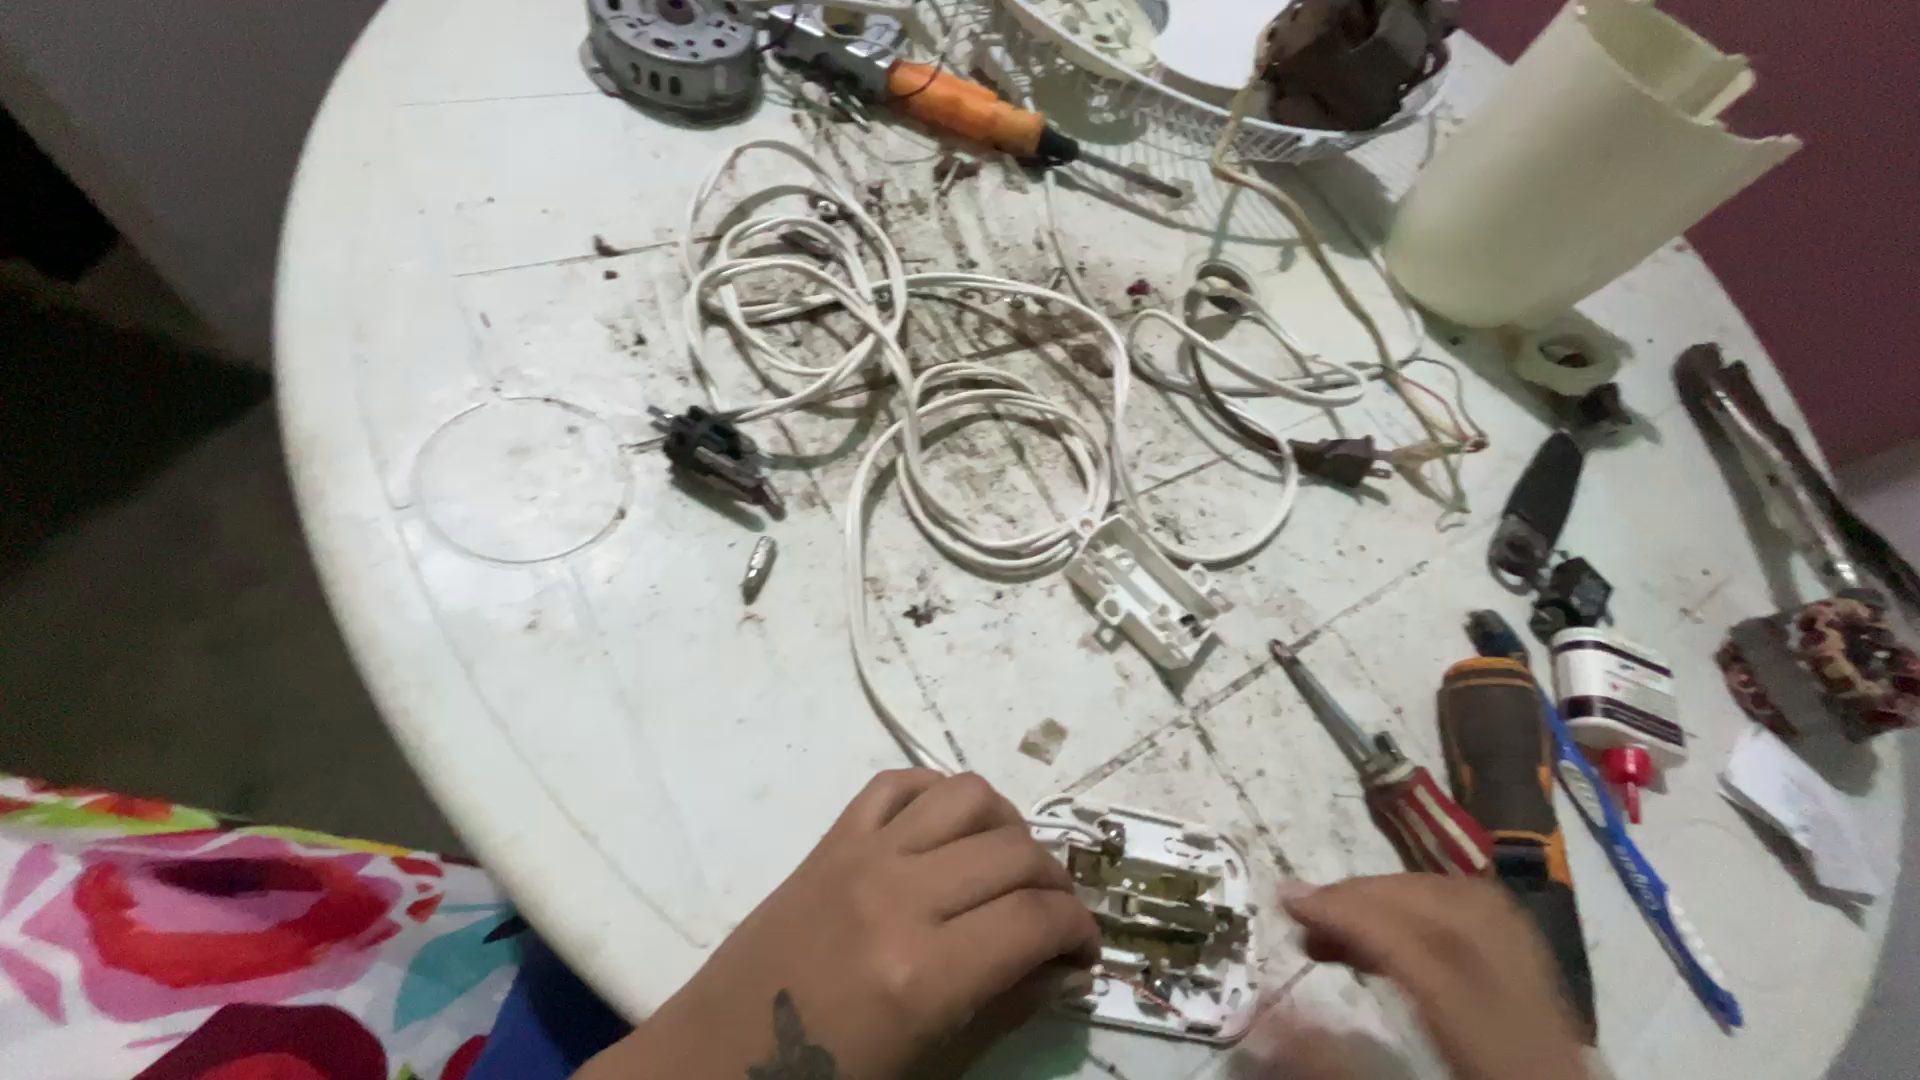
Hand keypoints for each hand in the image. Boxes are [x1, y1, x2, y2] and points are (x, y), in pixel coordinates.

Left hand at [580, 770, 1098, 1079]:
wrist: (720, 1057)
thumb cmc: (830, 1077)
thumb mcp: (932, 1063)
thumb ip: (1006, 1006)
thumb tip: (1062, 964)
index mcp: (923, 973)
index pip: (1036, 919)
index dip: (1079, 930)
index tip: (1085, 948)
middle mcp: (899, 895)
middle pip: (1014, 852)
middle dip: (1056, 881)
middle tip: (1055, 914)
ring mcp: (863, 854)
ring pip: (966, 795)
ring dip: (1007, 825)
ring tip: (1009, 862)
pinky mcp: (833, 836)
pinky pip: (900, 783)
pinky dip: (938, 795)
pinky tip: (950, 829)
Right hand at [1280, 875, 1588, 1079]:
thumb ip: (1336, 1070)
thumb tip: (1263, 1020)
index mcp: (1508, 1061)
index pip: (1430, 959)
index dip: (1353, 917)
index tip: (1288, 899)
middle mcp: (1544, 1029)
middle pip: (1460, 918)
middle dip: (1372, 898)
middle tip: (1309, 910)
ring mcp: (1559, 1018)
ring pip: (1483, 913)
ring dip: (1403, 899)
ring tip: (1346, 921)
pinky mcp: (1555, 1018)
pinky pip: (1499, 933)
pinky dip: (1438, 916)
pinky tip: (1396, 941)